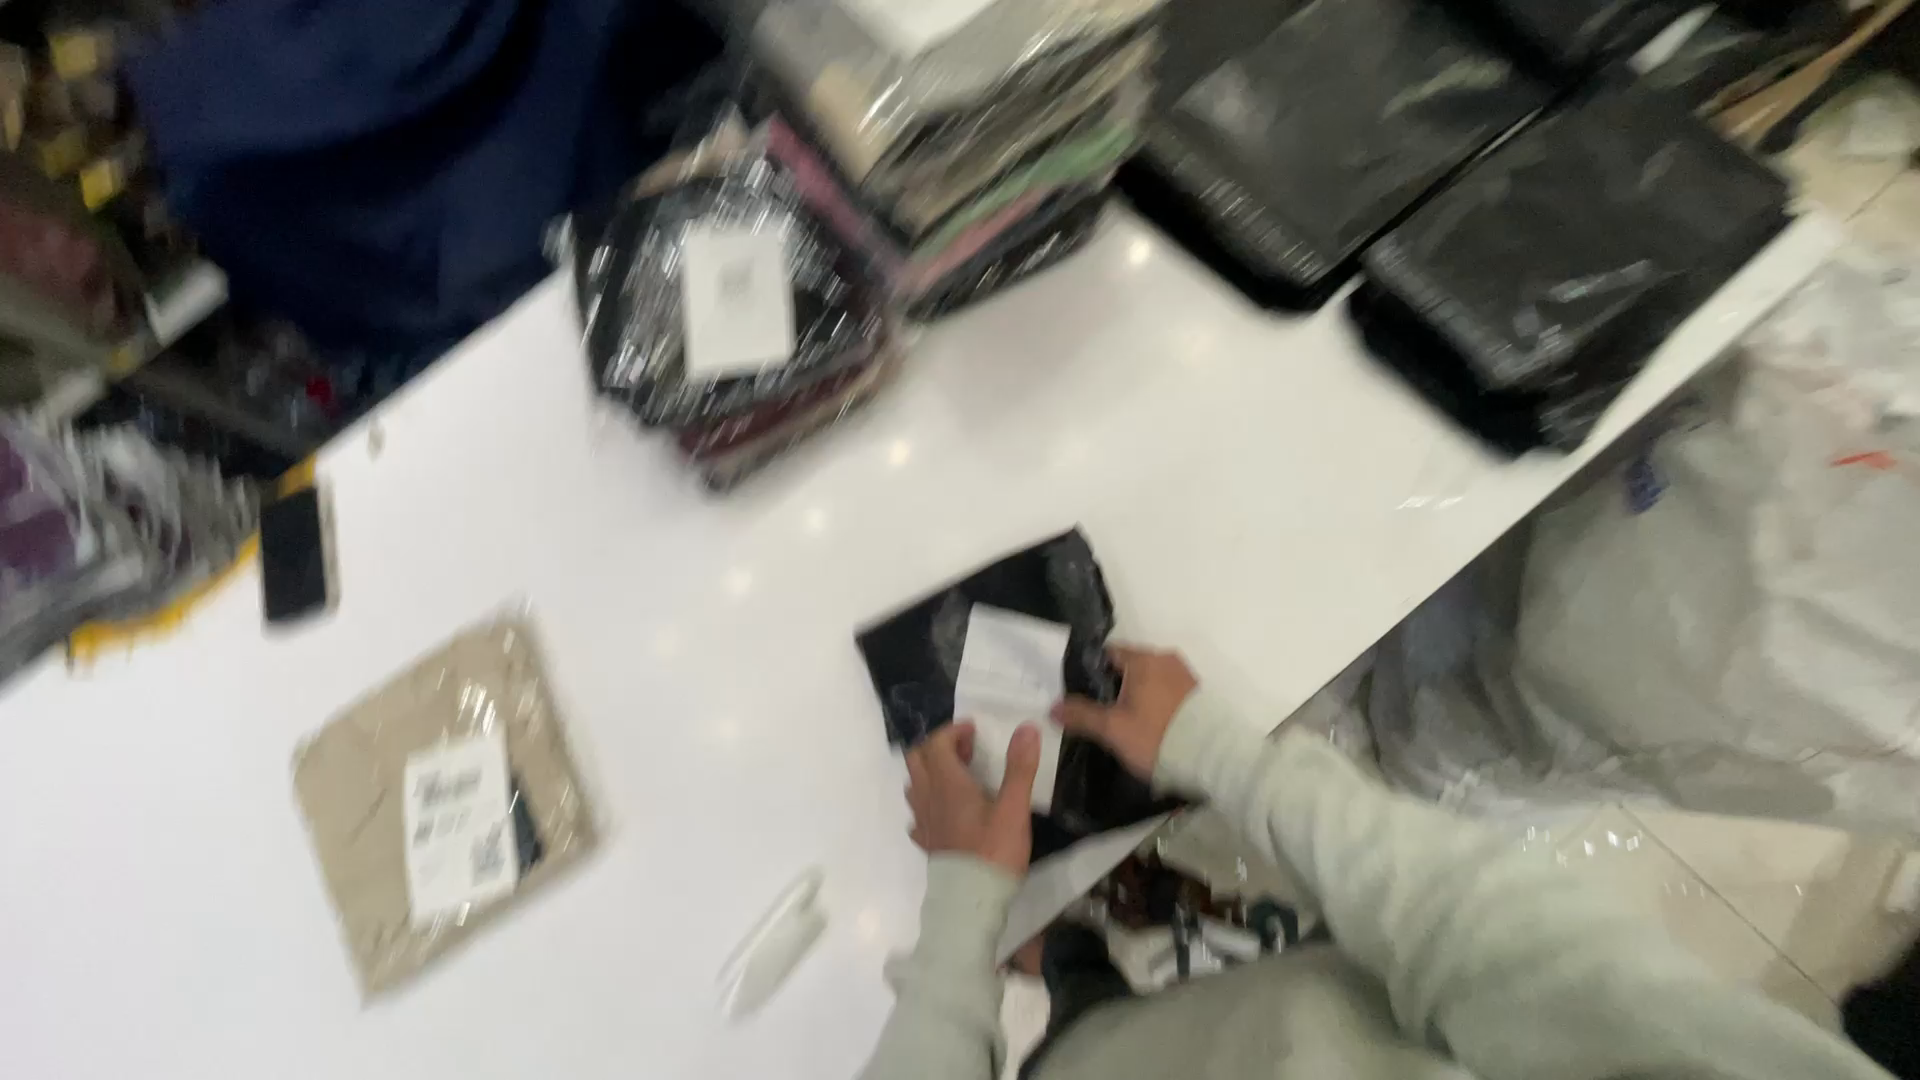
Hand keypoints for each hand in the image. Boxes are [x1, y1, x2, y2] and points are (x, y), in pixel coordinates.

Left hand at [905, 721, 1041, 877]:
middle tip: (966, 751)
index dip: (952, 731)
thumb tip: (1026, 728)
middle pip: (917, 758)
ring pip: (915, 784)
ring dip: (931, 772)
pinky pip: (919, 814)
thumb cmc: (993, 852)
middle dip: (938, 746)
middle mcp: (929, 798)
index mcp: (948, 784)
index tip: (974, 731)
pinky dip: (929, 803)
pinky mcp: (927, 843)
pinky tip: (948, 811)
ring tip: (959, 777)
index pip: (936, 743)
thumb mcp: (1014, 809)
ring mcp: (924, 822)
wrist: (972, 903)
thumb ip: (1019, 768)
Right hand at [1050, 645, 1196, 779]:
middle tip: (1100, 712)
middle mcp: (1166, 659)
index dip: (1090, 673)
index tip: (1081, 694)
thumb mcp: (1113, 729)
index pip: (1107, 654)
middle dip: (1113, 686)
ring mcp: (1185, 676)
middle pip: (1128, 666)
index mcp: (1143, 659)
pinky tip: (1149, 725)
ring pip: (1148, 679)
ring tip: (1124, 722)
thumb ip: (1081, 715)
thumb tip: (1052, 706)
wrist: (1215, 759)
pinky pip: (1166, 691)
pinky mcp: (1199, 694)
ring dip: (1136, 695)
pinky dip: (1155, 703)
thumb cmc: (1158, 737)